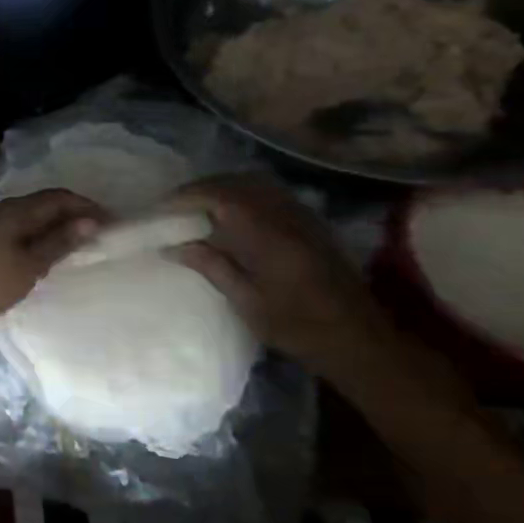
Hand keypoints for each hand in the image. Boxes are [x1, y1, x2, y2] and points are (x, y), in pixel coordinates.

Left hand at [0, 189, 105, 347]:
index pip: (60, 197)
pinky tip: (50, 249)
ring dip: (59, 223)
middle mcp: (4, 209)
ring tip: (82, 239)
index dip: (88, 206)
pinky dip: (43, 233)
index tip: (114, 221)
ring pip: (35, 215)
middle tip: (102, 229)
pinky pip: (24, 227)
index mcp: (17, 209)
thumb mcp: (30, 264)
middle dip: (75, 212)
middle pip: (47, 202)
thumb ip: (60, 241)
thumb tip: (91, 220)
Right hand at [167, 176, 370, 369]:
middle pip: (236, 183)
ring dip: (223, 188)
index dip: (188, 196)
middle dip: (202, 188)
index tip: (163, 207)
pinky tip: (233, 214)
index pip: (220, 197)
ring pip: (254, 183)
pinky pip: (270, 192)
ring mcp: (301, 214)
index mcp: (267, 235)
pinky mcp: (310, 220)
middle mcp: (285, 214)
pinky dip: (244, 194)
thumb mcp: (249, 304)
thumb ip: (213, 267)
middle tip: (176, 206)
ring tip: (199, 207)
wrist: (360, 339)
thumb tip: (175, 247)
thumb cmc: (300, 329)